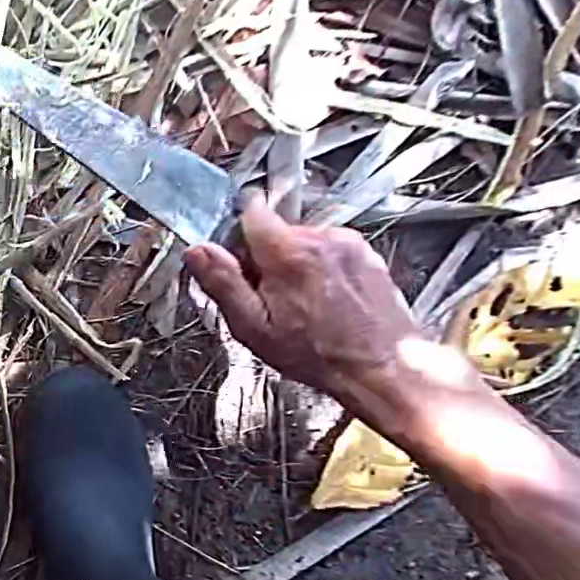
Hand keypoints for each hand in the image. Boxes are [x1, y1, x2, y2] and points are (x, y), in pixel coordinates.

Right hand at [185, 193, 421, 405]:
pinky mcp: (366, 254)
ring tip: (294, 305)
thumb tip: (198, 251)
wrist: (381, 367)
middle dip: (260, 260)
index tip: (232, 261)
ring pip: (299, 243)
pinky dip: (314, 271)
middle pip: (274, 233)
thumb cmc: (315, 353)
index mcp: (290, 254)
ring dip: (288, 267)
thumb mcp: (251, 326)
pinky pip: (325, 252)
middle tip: (263, 300)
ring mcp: (350, 244)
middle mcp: (324, 239)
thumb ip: (223, 283)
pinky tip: (317, 303)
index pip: (252, 212)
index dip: (234, 236)